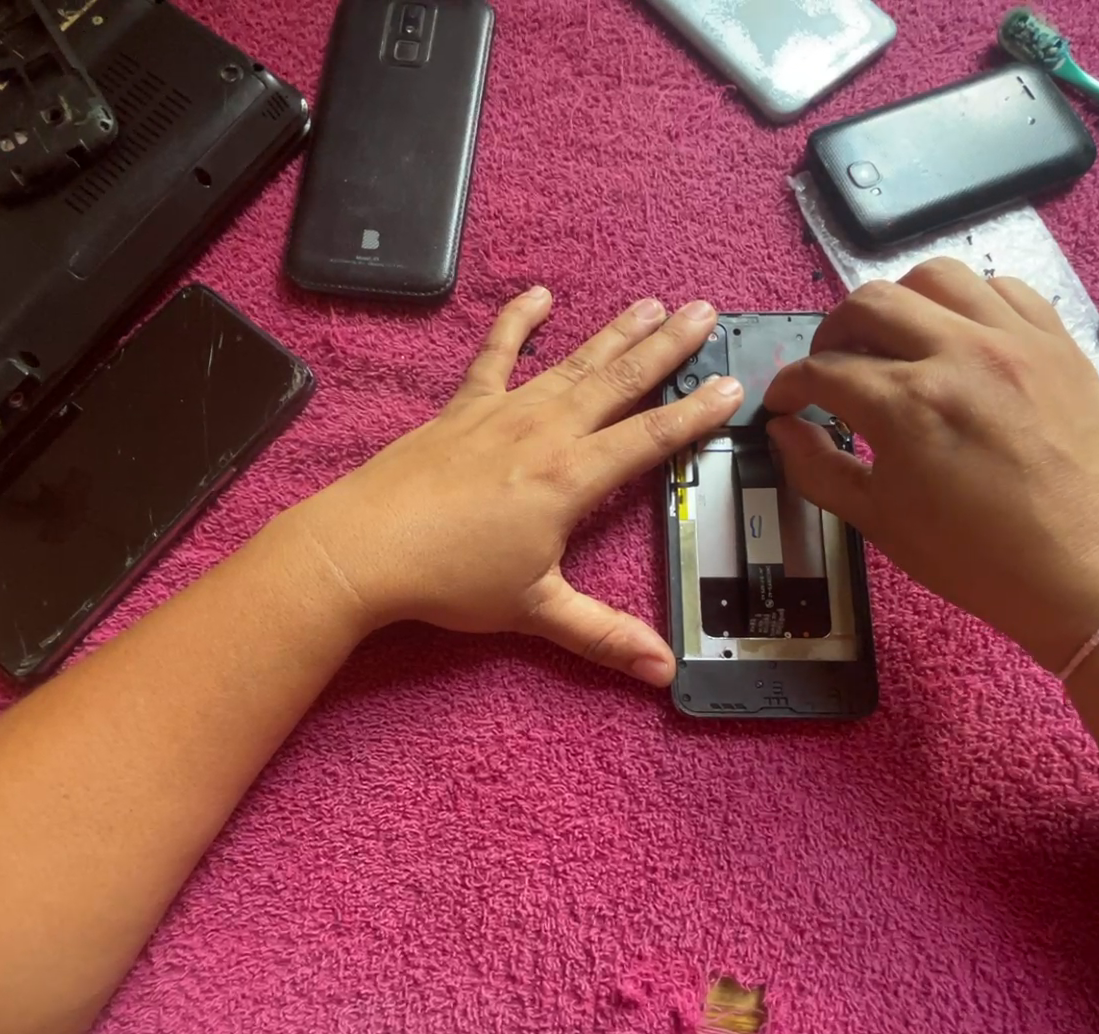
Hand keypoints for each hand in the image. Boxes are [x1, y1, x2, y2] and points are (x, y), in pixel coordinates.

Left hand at [275, 287, 742, 685]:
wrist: (366, 547)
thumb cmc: (451, 579)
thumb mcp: (535, 610)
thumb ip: (603, 635)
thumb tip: (663, 673)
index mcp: (570, 477)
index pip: (649, 438)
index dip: (696, 414)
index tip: (732, 385)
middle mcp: (545, 431)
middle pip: (619, 381)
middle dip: (667, 347)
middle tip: (704, 312)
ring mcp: (503, 411)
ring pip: (572, 362)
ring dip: (614, 332)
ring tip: (650, 303)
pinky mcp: (463, 407)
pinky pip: (495, 355)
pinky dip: (516, 323)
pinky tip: (538, 295)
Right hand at [763, 258, 1098, 670]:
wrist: (1094, 572)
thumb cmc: (976, 557)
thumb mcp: (878, 520)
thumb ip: (816, 468)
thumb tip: (782, 429)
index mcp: (906, 405)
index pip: (821, 371)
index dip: (786, 387)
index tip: (781, 405)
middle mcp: (957, 354)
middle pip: (868, 303)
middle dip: (829, 335)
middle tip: (827, 372)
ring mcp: (1015, 339)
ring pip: (933, 276)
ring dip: (895, 305)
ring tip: (889, 345)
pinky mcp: (1058, 341)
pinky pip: (1000, 287)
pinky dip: (962, 304)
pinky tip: (953, 342)